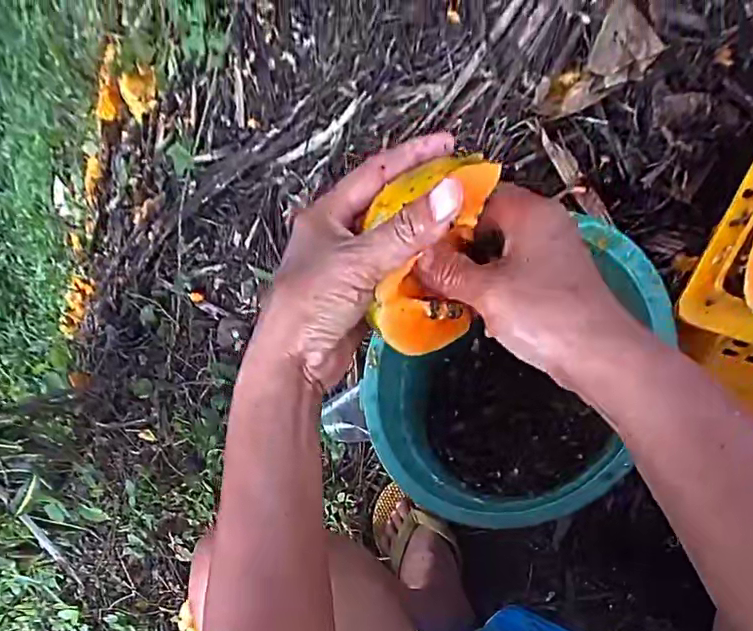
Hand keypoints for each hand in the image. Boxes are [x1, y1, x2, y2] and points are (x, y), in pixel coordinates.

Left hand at [248, 132, 467, 390]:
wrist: (293, 362)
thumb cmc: (308, 306)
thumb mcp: (359, 260)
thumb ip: (405, 230)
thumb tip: (448, 195)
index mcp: (327, 215)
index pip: (376, 171)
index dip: (413, 156)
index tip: (448, 146)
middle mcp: (338, 237)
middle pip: (388, 207)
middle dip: (422, 198)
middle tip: (458, 190)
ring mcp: (349, 269)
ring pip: (393, 245)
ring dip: (421, 239)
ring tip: (455, 229)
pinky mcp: (360, 298)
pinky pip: (394, 277)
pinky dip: (414, 273)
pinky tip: (436, 270)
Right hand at [415, 184, 655, 388]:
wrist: (596, 354)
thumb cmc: (546, 315)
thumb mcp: (486, 292)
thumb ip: (449, 271)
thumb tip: (420, 256)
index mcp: (530, 212)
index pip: (479, 196)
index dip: (447, 218)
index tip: (422, 242)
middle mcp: (544, 225)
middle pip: (489, 225)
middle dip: (458, 249)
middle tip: (428, 271)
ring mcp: (552, 255)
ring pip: (501, 254)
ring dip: (473, 273)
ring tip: (447, 293)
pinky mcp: (554, 283)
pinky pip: (515, 276)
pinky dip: (494, 289)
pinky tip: (478, 312)